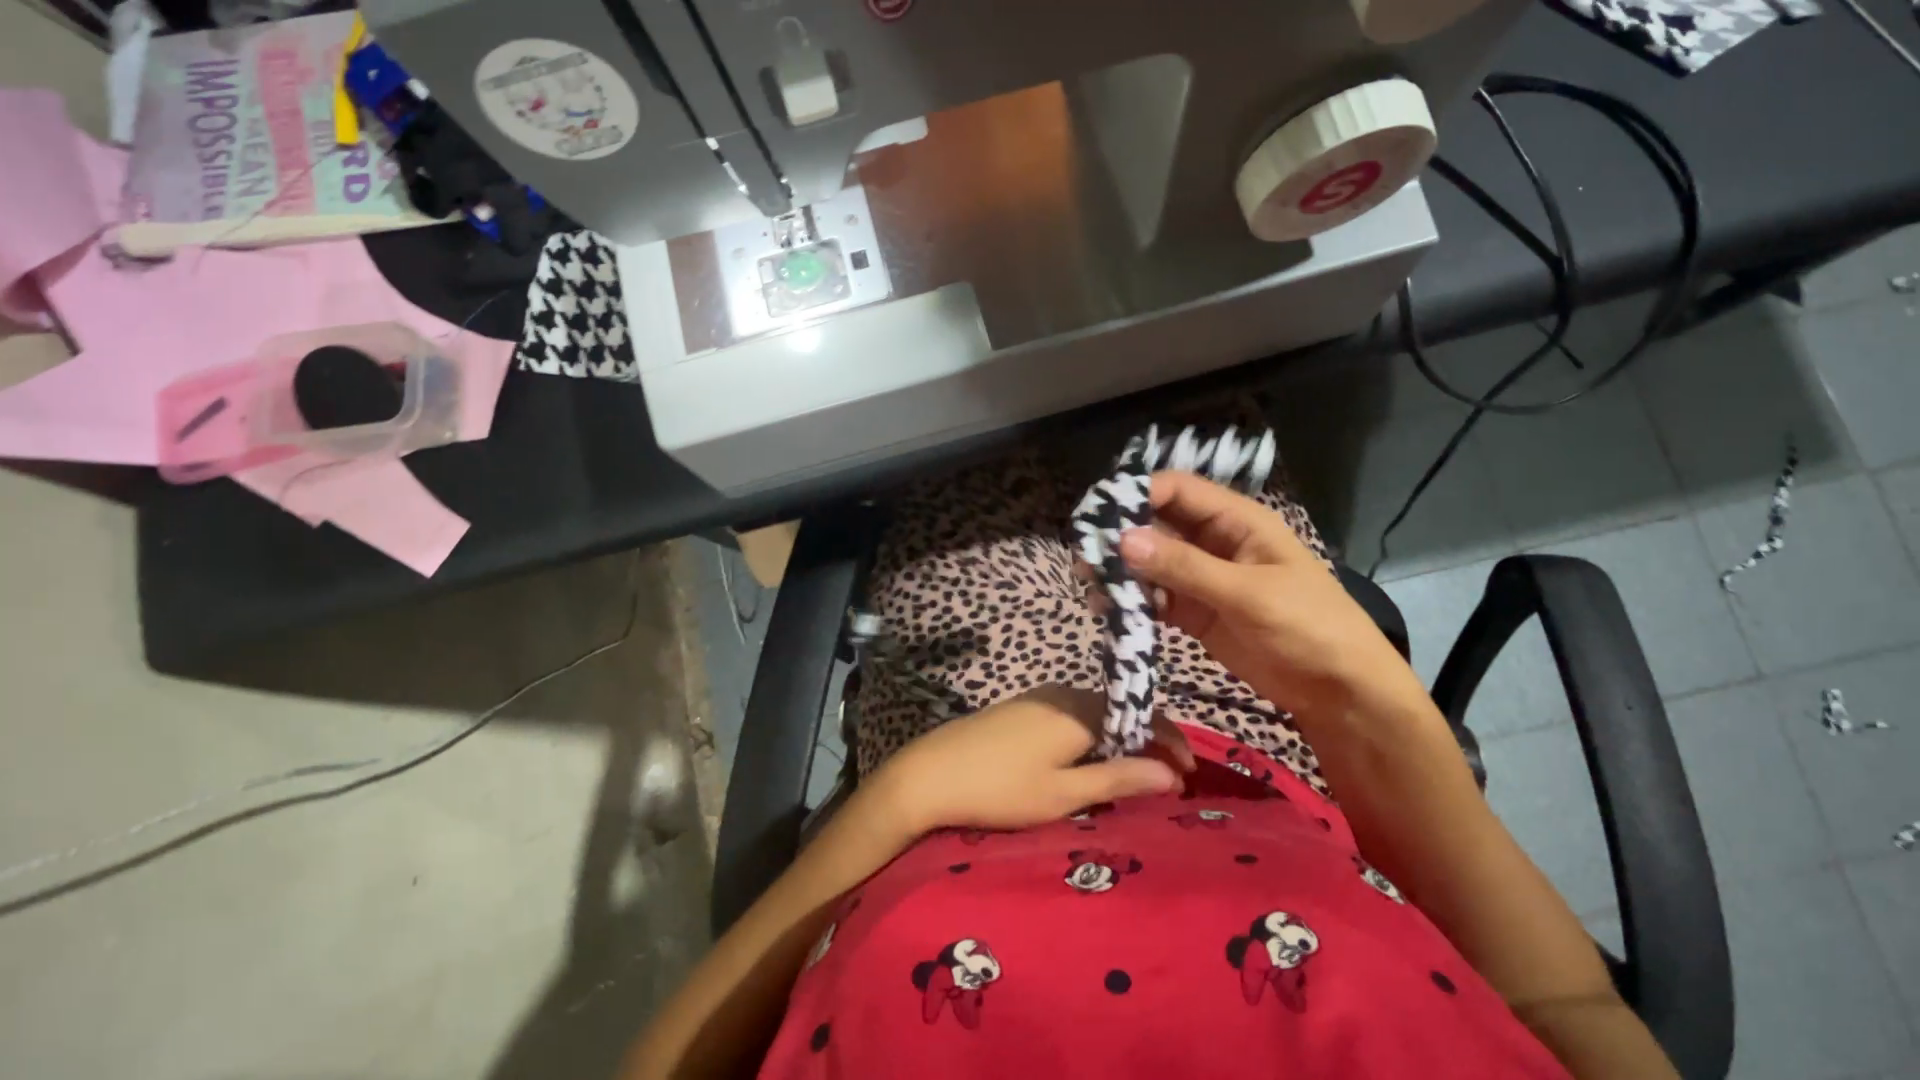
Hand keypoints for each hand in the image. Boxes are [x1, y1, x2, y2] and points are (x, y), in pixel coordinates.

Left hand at [869, 686, 1194, 835]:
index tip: (1190, 773)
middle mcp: (1062, 693)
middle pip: (1120, 711)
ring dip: (1120, 739)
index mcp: (1079, 710)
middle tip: (1167, 778)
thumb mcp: (1063, 793)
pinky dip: (1092, 736)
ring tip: (1135, 773)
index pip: (1142, 716)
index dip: (1171, 742)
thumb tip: (1172, 775)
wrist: (926, 776)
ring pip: (1095, 713)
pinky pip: (1071, 716)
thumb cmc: (999, 790)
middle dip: (1148, 741)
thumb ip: (1119, 780)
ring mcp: (1037, 698)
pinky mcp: (1018, 709)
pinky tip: (1090, 761)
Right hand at [1117, 472, 1426, 719]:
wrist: (1340, 691)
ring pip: (1150, 563)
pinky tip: (1108, 611)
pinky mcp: (1196, 613)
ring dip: (1121, 572)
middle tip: (1084, 558)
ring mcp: (1203, 578)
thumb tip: (1122, 540)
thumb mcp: (1247, 594)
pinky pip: (1155, 598)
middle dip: (1120, 537)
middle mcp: (1215, 542)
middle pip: (1157, 524)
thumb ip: (1184, 567)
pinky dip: (1132, 602)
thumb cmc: (1307, 627)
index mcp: (1237, 522)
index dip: (1136, 495)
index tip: (1098, 518)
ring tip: (1090, 588)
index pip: (1177, 490)